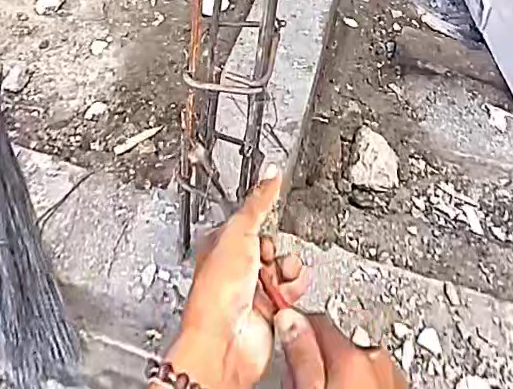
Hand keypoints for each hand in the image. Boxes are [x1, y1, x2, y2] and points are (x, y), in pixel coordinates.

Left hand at [167, 167, 314, 388]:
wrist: (225, 341)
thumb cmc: (217, 291)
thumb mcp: (240, 231)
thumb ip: (259, 202)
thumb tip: (272, 173)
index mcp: (224, 245)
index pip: (251, 222)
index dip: (262, 221)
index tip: (271, 215)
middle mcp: (238, 268)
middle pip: (272, 244)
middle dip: (277, 247)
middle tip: (269, 254)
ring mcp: (254, 290)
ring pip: (285, 267)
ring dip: (289, 268)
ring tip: (281, 274)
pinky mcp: (271, 310)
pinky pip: (293, 290)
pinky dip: (295, 288)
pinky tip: (288, 290)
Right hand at [276, 310, 408, 388]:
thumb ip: (300, 356)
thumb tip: (288, 318)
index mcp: (352, 355)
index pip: (315, 319)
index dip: (297, 331)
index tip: (286, 346)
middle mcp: (377, 358)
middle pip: (336, 341)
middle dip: (319, 356)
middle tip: (304, 382)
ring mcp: (393, 376)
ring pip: (357, 360)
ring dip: (341, 372)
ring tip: (327, 388)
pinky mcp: (400, 388)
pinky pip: (374, 377)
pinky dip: (361, 383)